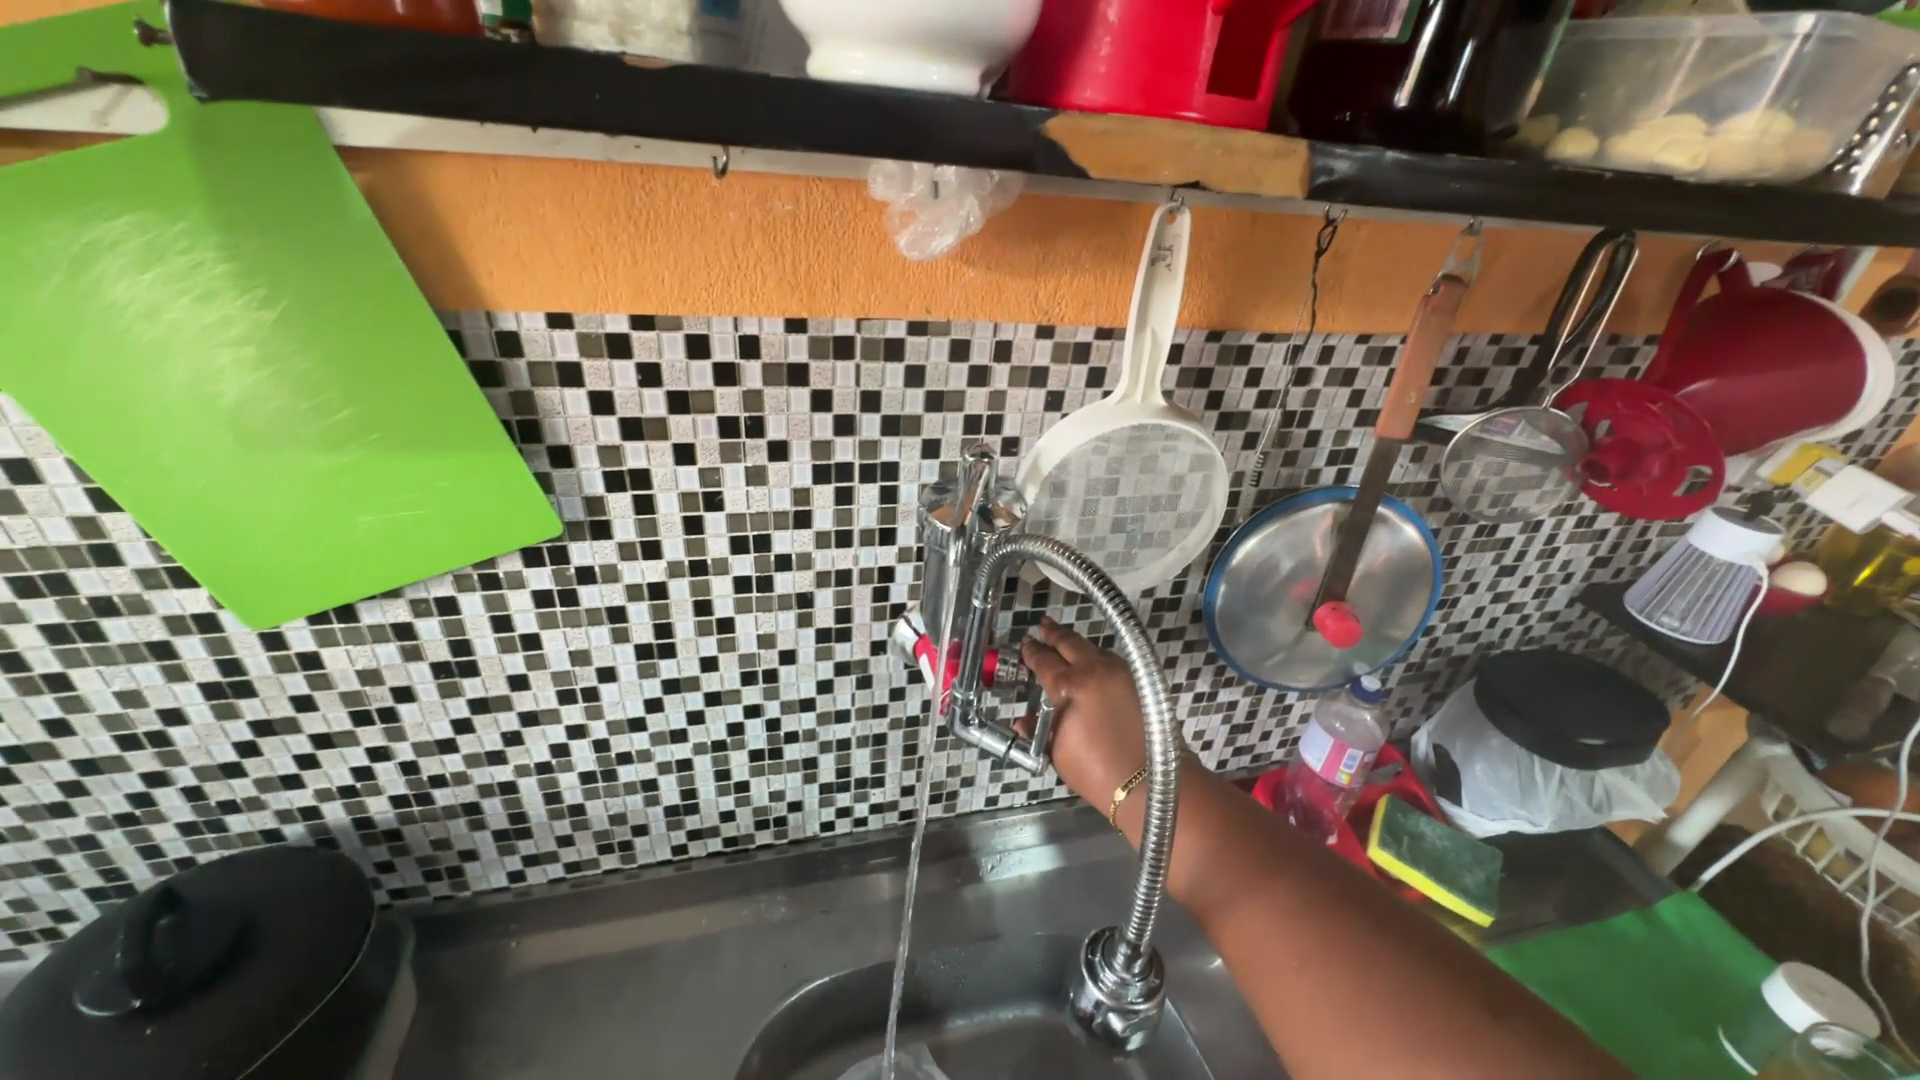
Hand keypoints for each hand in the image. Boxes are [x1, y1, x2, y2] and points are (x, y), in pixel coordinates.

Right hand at [1020, 617, 1148, 807]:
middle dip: (1053, 633)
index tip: (1025, 644)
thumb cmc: (1096, 770)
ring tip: (1064, 640)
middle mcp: (1095, 670)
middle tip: (1042, 625)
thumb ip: (1039, 730)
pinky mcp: (1138, 680)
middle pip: (1070, 642)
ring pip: (1094, 648)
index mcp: (1070, 686)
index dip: (1032, 652)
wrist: (1149, 782)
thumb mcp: (1057, 751)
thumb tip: (1023, 722)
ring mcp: (1121, 672)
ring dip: (1076, 643)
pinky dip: (1096, 656)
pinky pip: (1111, 659)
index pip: (1044, 660)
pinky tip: (1091, 662)